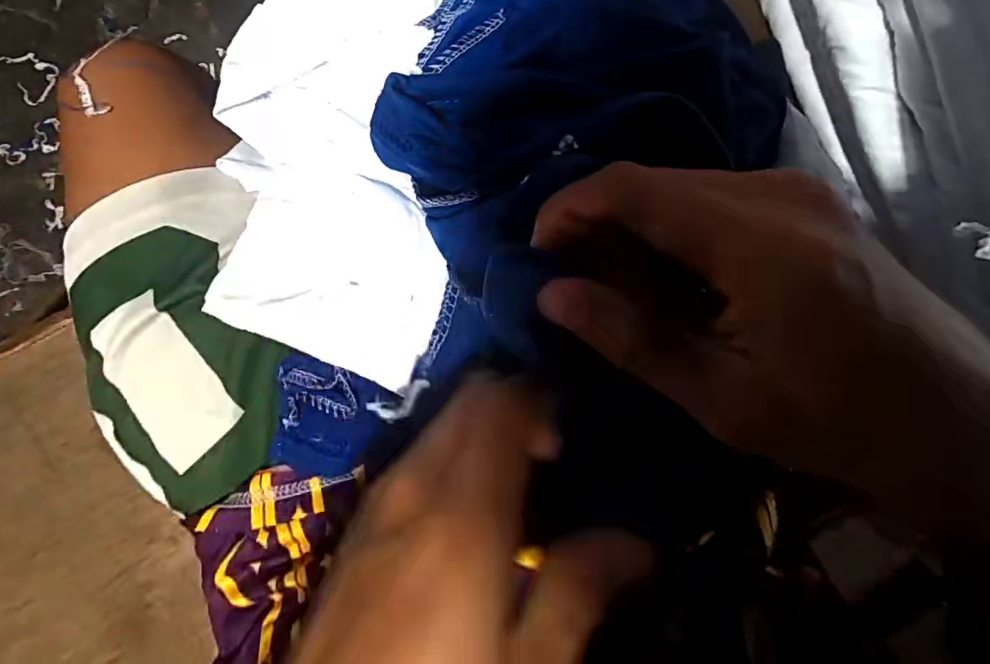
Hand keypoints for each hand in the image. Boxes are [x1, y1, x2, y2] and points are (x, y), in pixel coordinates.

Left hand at [292, 379, 651, 663]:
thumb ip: (576, 593)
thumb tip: (636, 546)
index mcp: (463, 515)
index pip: (501, 406)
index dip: (539, 396)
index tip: (569, 429)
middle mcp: (413, 490)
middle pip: (466, 403)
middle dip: (511, 405)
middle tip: (550, 448)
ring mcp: (376, 506)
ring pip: (437, 426)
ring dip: (477, 429)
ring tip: (514, 475)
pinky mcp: (353, 531)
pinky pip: (411, 459)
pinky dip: (446, 454)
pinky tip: (462, 507)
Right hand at [532, 165, 989, 662]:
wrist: (966, 427)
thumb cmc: (844, 425)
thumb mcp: (726, 398)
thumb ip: (633, 338)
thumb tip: (552, 293)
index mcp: (758, 239)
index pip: (635, 188)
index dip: (571, 206)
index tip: (536, 245)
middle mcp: (779, 192)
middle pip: (658, 181)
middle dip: (603, 218)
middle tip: (573, 273)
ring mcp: (801, 190)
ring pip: (687, 185)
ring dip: (641, 223)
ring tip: (620, 280)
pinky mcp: (812, 201)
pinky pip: (720, 196)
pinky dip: (681, 225)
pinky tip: (677, 273)